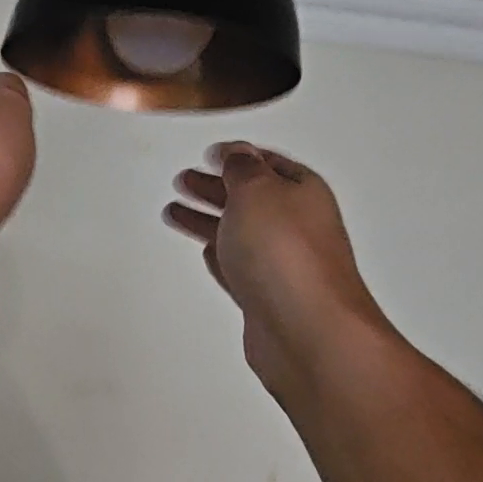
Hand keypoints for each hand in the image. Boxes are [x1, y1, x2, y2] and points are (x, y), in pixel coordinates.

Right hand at [164, 142, 388, 394]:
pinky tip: (210, 251)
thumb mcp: (257, 191)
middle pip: (249, 198)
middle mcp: (297, 225)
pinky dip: (220, 255)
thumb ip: (242, 169)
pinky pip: (237, 266)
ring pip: (238, 232)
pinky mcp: (265, 296)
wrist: (304, 329)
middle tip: (187, 180)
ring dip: (208, 220)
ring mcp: (281, 262)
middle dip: (216, 187)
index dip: (236, 155)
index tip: (214, 152)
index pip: (265, 163)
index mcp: (302, 191)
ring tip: (178, 211)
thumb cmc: (289, 259)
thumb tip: (236, 155)